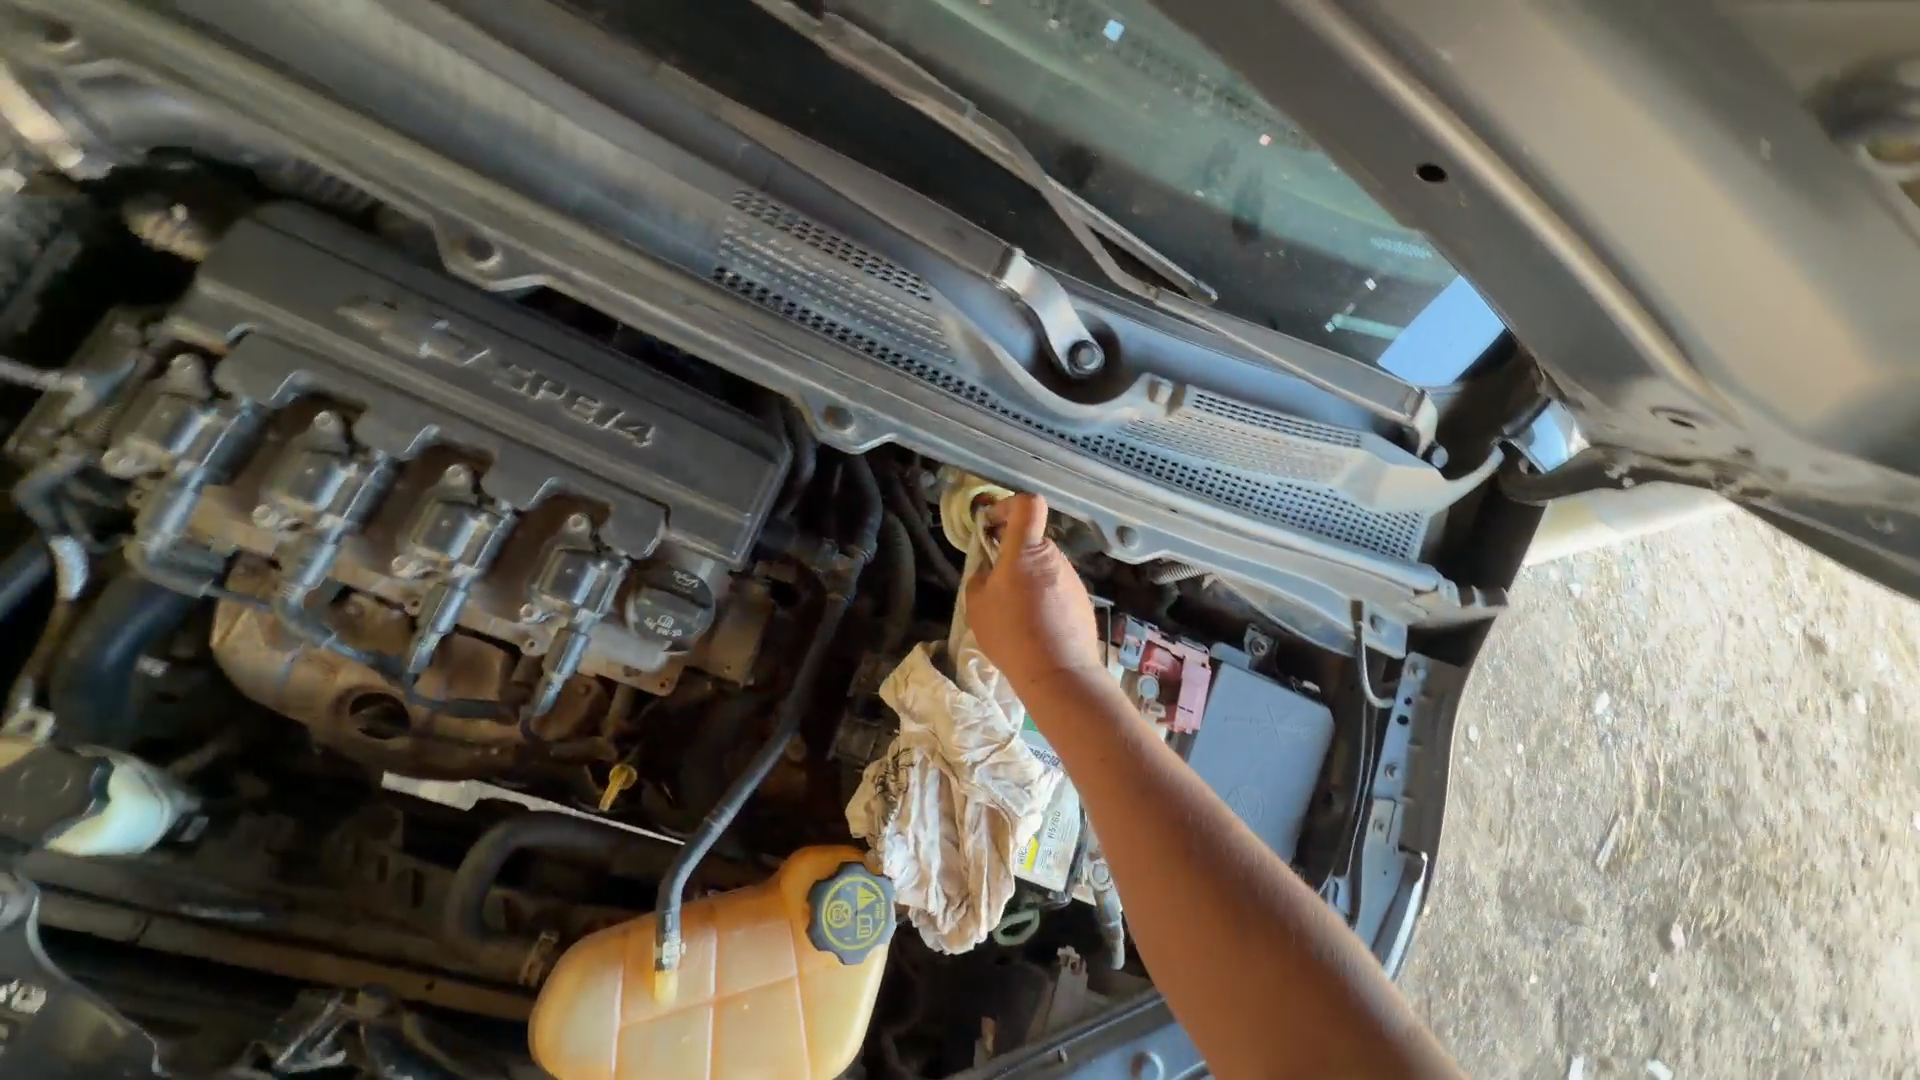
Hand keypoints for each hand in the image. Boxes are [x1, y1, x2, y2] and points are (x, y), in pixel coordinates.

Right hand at [964, 494, 1105, 695]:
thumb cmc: (1011, 634)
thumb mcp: (976, 605)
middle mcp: (1054, 557)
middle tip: (996, 584)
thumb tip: (989, 572)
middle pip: (1033, 540)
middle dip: (1013, 554)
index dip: (1008, 506)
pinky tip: (1036, 628)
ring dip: (1029, 579)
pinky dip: (1045, 599)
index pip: (1028, 504)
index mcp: (1025, 551)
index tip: (992, 525)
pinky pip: (1057, 588)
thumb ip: (980, 577)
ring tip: (1016, 613)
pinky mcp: (1082, 600)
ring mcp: (1072, 579)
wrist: (1058, 673)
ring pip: (1045, 567)